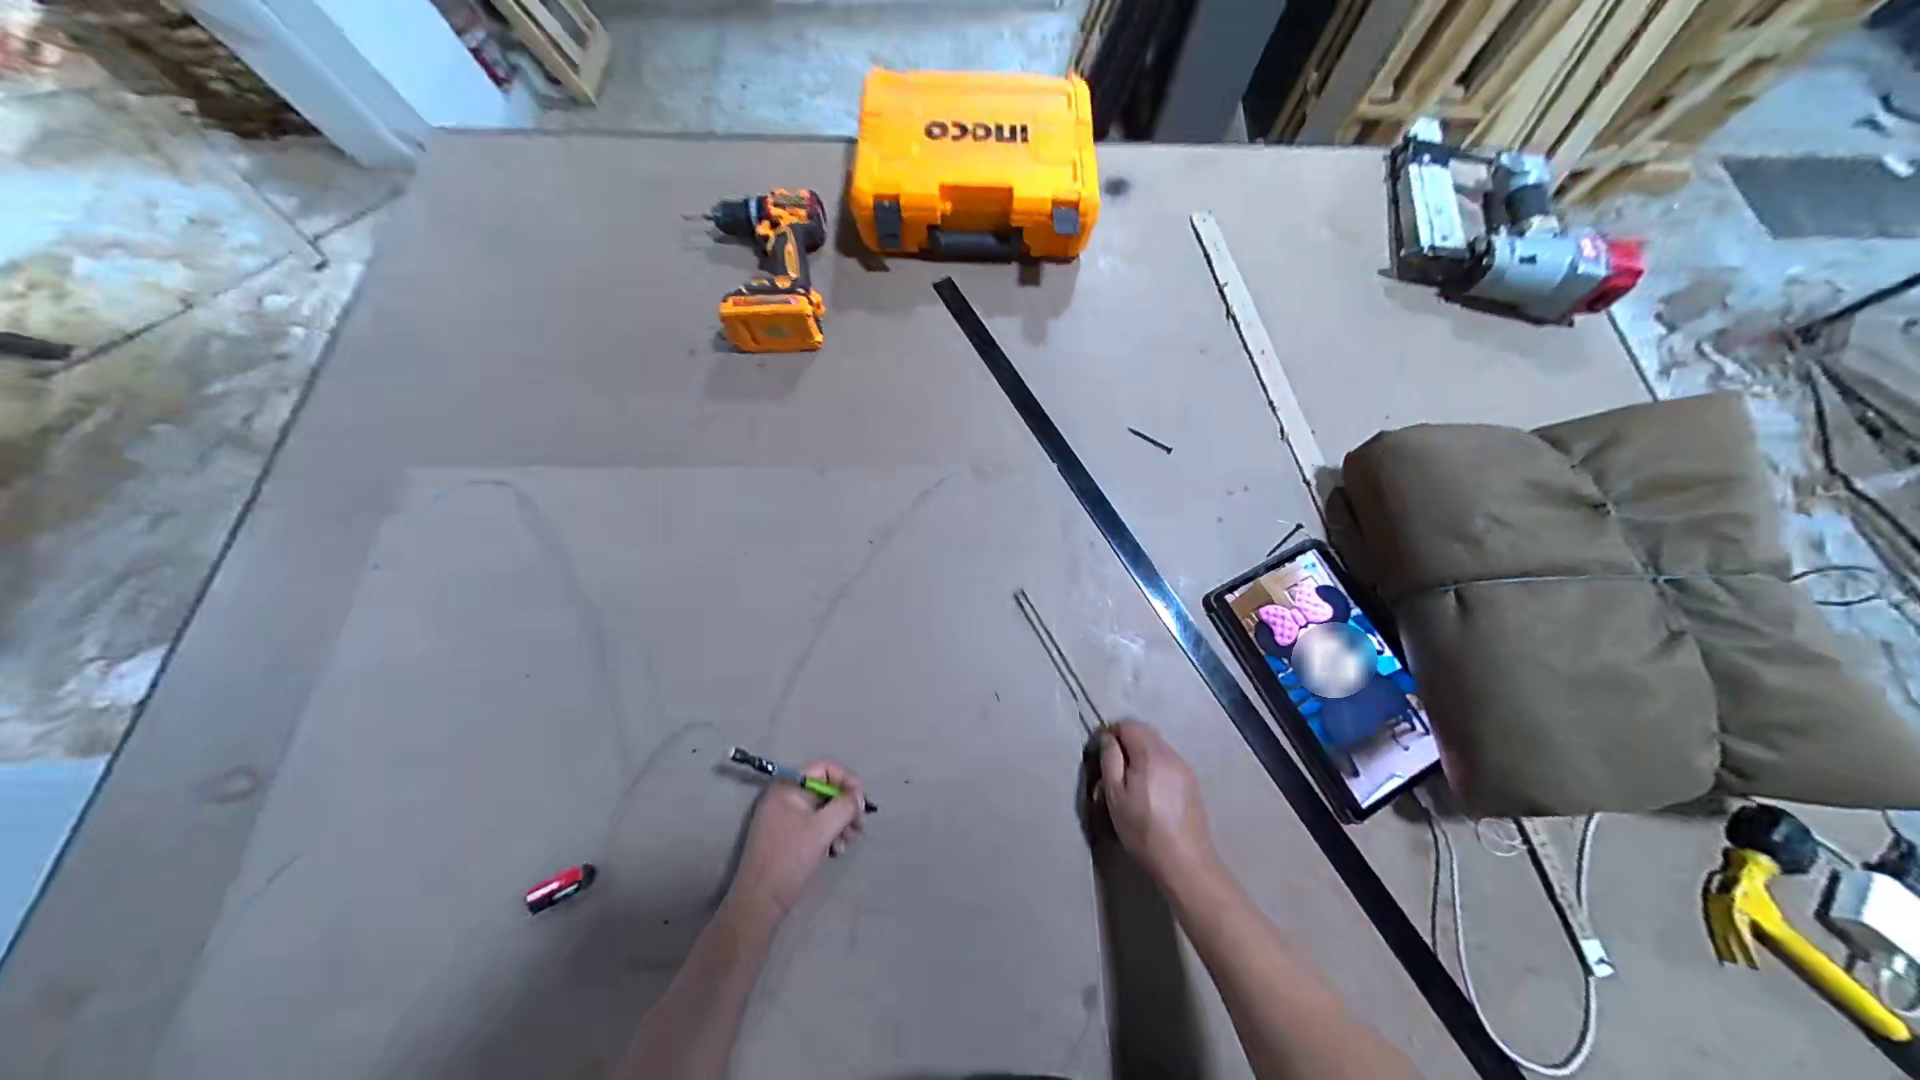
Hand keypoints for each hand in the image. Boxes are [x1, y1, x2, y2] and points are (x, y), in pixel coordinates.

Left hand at [726, 761, 865, 921]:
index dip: (847, 780)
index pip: (824, 769)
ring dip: (840, 823)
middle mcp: (784, 796)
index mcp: (788, 787)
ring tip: (847, 843)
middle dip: (845, 806)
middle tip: (859, 826)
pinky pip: (814, 825)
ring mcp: (784, 816)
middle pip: (825, 789)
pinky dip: (828, 834)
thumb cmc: (790, 859)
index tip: (862, 801)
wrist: (759, 902)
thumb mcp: (823, 829)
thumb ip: (845, 806)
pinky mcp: (786, 835)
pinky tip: (835, 851)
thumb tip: (858, 796)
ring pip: (822, 809)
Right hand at [1098, 721, 1217, 883]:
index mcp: (1151, 753)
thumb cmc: (1144, 829)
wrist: (1186, 861)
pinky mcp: (1192, 782)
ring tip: (1131, 783)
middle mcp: (1171, 754)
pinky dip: (1154, 766)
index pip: (1128, 724)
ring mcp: (1184, 767)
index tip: (1102, 753)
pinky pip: (1167, 761)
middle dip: (1126, 742)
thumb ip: (1110, 760)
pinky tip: (1150, 792)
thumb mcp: (1115, 795)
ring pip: (1157, 746)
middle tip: (1113, 769)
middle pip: (1144, 731)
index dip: (1111, 733)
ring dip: (1140, 754)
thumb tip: (1108, 738)